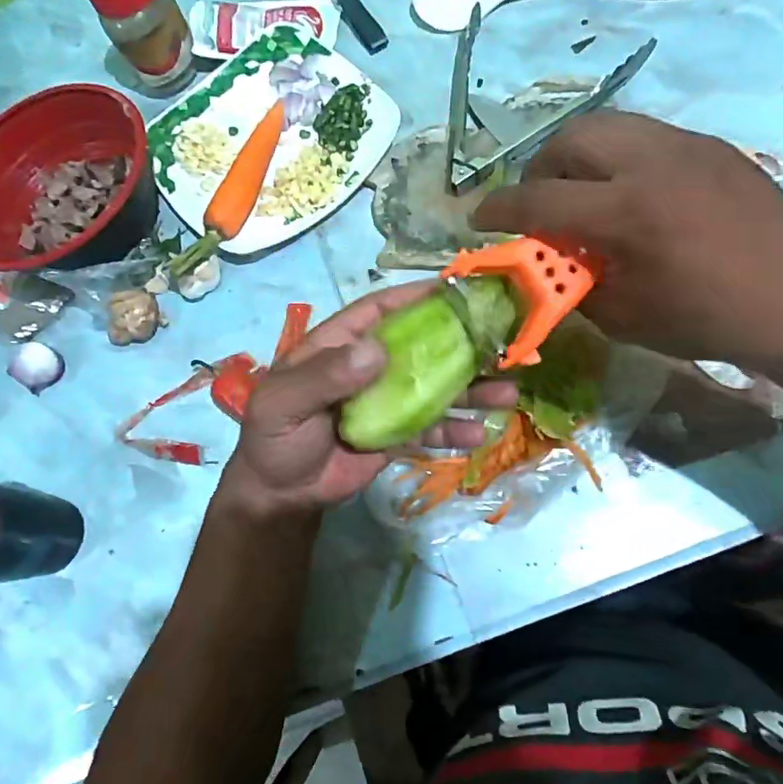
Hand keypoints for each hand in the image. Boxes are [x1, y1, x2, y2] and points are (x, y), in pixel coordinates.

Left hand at [221, 282, 515, 516]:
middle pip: (423, 348)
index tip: (457, 290)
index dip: (417, 298)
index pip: (382, 311)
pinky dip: (455, 430)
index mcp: (340, 346)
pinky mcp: (398, 434)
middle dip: (463, 346)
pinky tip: (479, 433)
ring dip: (472, 390)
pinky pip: (432, 428)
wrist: (281, 493)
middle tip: (503, 346)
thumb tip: (377, 350)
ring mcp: (388, 401)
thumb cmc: (275, 438)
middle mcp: (371, 367)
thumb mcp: (286, 403)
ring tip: (507, 393)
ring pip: (437, 389)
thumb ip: (325, 376)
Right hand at [471, 110, 782, 370]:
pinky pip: (647, 134)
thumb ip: (578, 288)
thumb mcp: (630, 319)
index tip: (479, 218)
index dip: (499, 209)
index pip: (539, 199)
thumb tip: (550, 269)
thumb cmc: (712, 319)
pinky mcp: (713, 146)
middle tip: (539, 204)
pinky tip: (633, 192)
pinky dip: (620, 156)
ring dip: (579, 155)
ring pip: (609, 124)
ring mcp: (686, 145)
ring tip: (583, 192)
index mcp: (625, 212)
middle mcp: (650, 161)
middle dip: (539, 169)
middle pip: (569, 138)